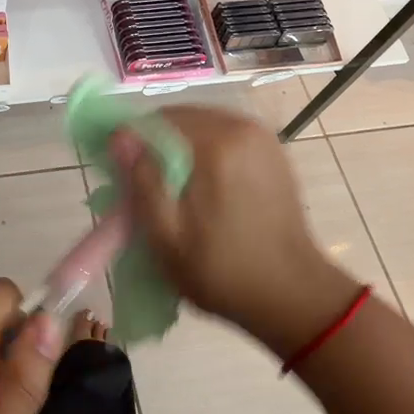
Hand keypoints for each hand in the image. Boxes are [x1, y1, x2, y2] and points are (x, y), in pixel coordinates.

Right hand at [116, 105, 359, 355]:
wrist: (293, 296)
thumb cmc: (222, 271)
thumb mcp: (166, 236)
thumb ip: (141, 179)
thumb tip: (119, 135)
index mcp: (216, 144)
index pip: (156, 118)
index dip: (133, 142)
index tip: (125, 175)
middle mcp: (241, 128)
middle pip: (179, 117)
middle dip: (157, 144)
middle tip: (148, 185)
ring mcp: (262, 136)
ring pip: (201, 124)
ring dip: (181, 146)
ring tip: (176, 188)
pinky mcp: (272, 149)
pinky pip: (223, 134)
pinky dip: (206, 150)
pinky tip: (204, 185)